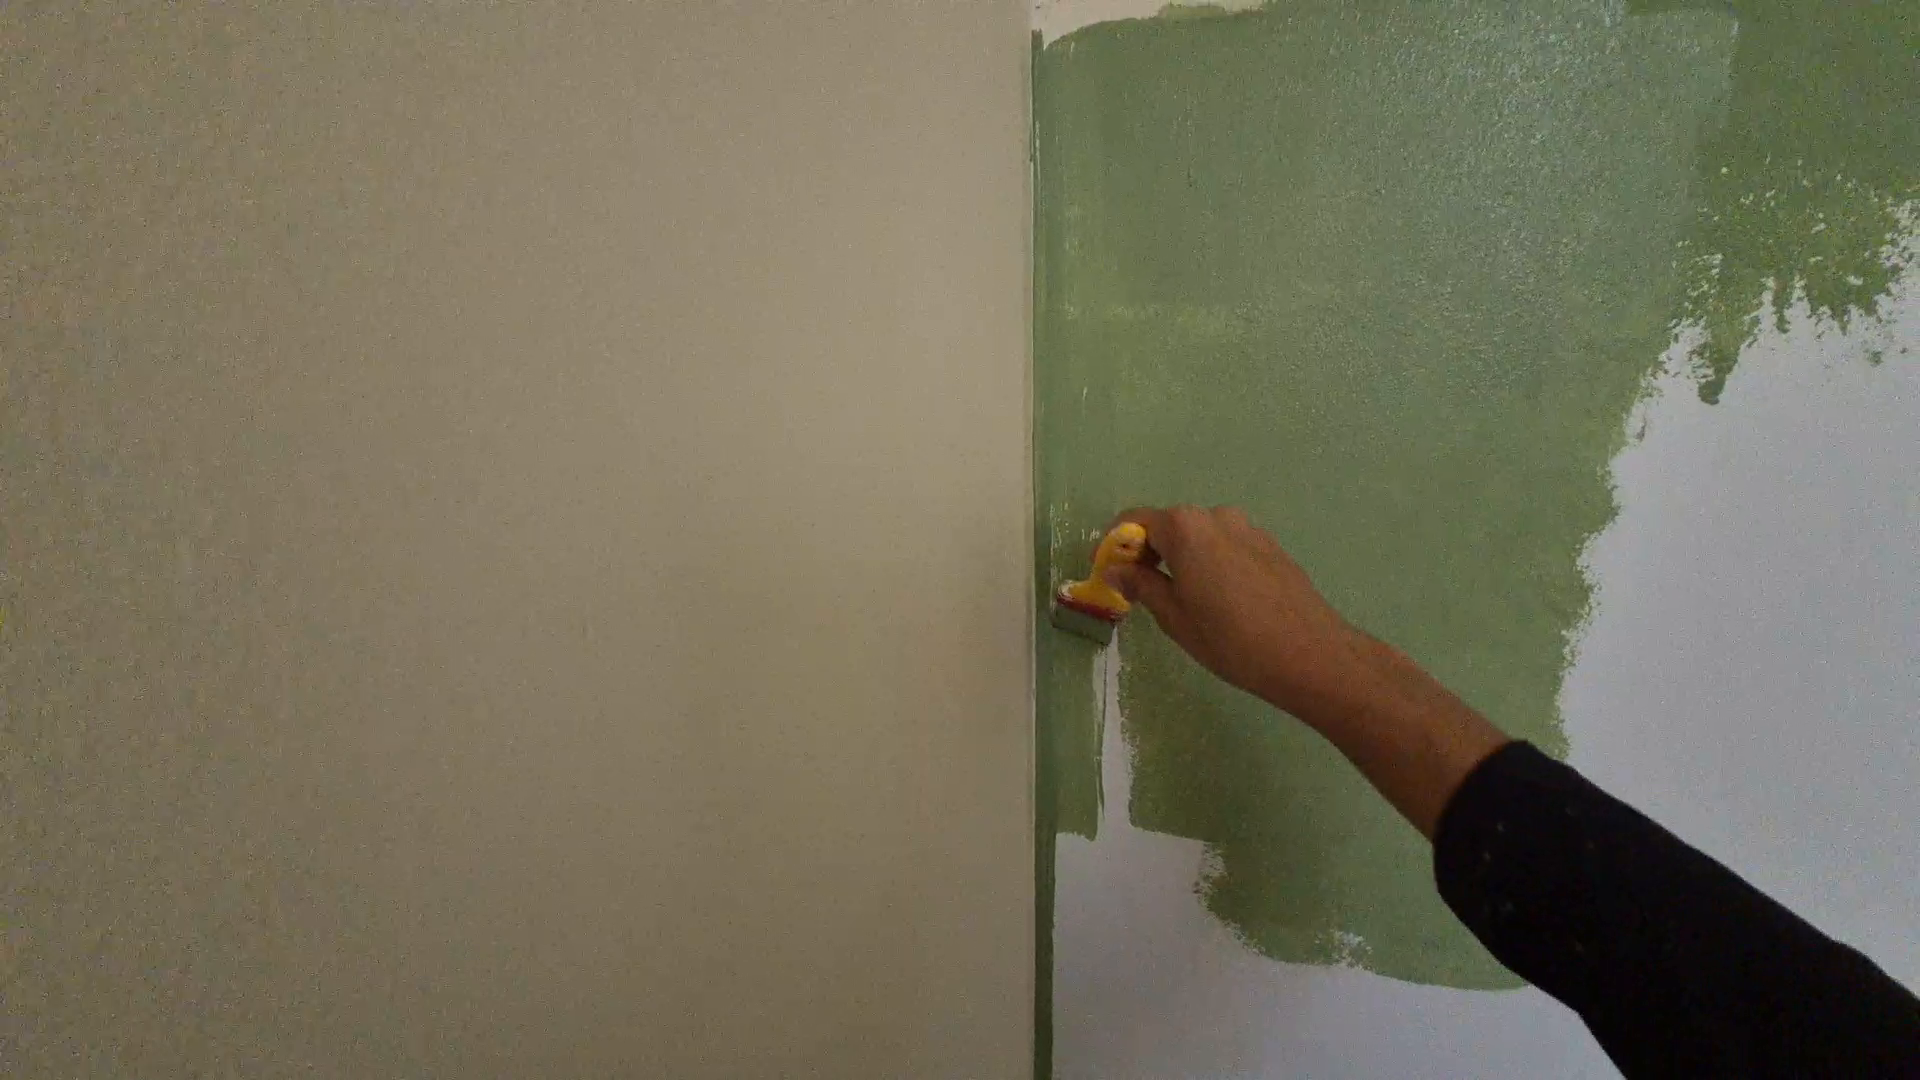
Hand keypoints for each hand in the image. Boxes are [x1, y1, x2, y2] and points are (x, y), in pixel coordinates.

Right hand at [1102, 504, 1510, 836]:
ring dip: (1179, 558)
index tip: (1107, 573)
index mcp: (1185, 528)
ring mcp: (1248, 528)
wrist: (1313, 656)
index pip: (1133, 521)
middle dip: (1147, 552)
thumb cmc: (1232, 640)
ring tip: (1182, 600)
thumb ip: (1142, 585)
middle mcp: (1215, 516)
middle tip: (1140, 591)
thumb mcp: (1175, 618)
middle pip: (1167, 525)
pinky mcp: (1270, 546)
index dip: (1114, 546)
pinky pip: (1225, 546)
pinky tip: (1219, 600)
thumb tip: (1117, 568)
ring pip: (1198, 536)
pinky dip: (1209, 562)